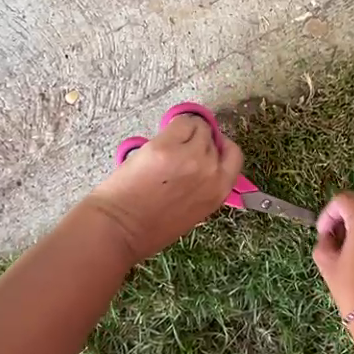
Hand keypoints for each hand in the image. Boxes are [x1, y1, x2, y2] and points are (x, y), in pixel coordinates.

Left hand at [86, 114, 243, 259]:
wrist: (119, 229)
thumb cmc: (151, 228)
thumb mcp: (194, 211)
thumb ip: (204, 186)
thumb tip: (200, 162)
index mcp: (219, 190)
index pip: (234, 155)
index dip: (220, 147)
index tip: (207, 146)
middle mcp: (209, 170)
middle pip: (212, 140)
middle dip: (197, 142)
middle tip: (178, 150)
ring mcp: (188, 156)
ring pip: (197, 127)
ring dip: (184, 132)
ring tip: (166, 145)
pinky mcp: (165, 146)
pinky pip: (178, 123)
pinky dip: (171, 126)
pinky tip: (158, 140)